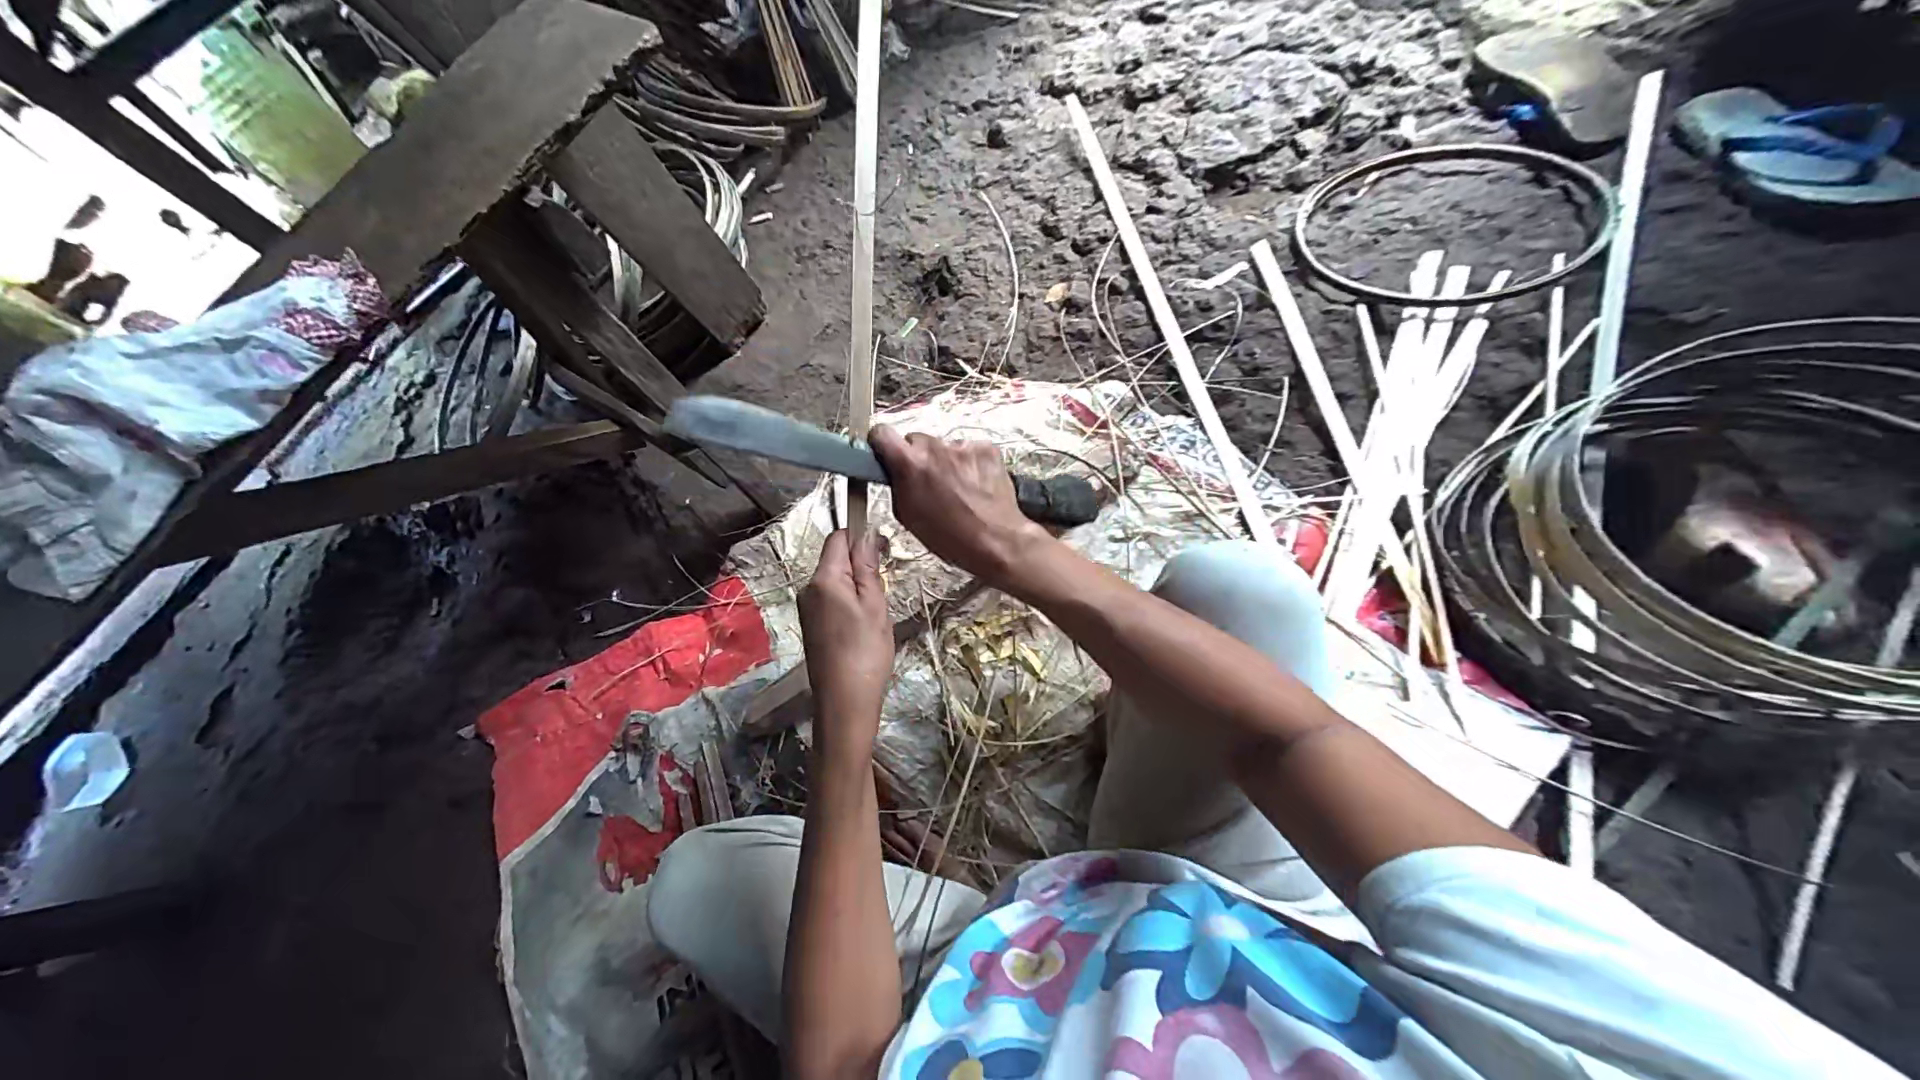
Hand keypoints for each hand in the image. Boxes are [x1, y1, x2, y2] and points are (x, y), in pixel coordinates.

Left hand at [798, 529, 893, 754]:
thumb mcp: (875, 604)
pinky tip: (864, 626)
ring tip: (876, 613)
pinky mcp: (813, 626)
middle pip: (836, 560)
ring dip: (857, 586)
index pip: (838, 538)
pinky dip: (850, 604)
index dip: (860, 537)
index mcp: (823, 579)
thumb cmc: (865, 651)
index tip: (884, 551)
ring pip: (836, 581)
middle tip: (884, 590)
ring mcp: (808, 609)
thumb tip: (865, 535)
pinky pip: (832, 600)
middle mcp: (809, 589)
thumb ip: (867, 567)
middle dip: (861, 565)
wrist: (844, 701)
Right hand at [868, 424, 1049, 588]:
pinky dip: (969, 465)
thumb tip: (893, 472)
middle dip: (919, 458)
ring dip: (946, 463)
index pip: (882, 433)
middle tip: (929, 483)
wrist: (995, 540)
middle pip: (917, 441)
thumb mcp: (908, 516)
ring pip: (944, 447)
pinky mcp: (984, 448)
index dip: (882, 443)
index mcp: (910, 464)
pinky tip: (974, 486)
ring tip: (958, 491)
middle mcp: (935, 448)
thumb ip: (897, 485)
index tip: (885, 450)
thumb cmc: (952, 536)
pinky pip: (968, 451)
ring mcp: (962, 446)